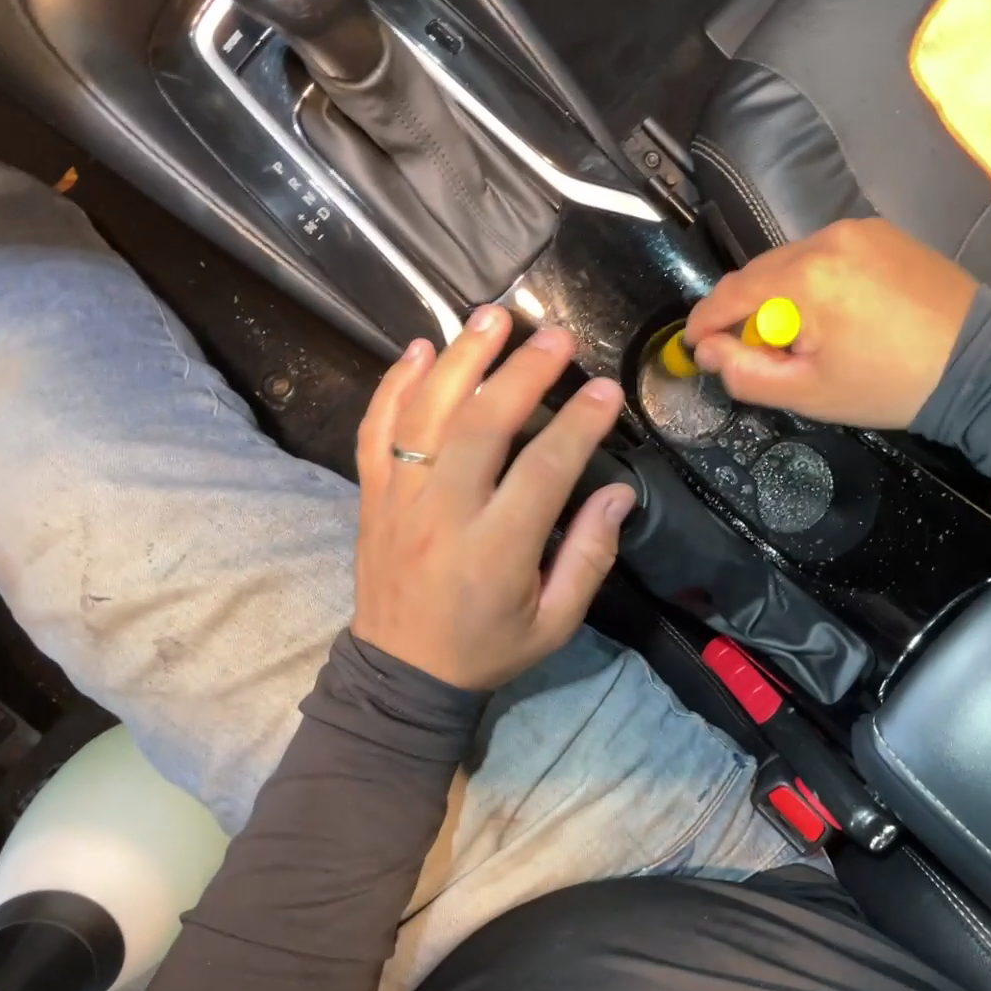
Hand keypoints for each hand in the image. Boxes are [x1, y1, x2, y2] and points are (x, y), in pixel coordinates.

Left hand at [351, 306, 636, 690]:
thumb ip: (589, 557)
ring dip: (460, 358)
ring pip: (425, 414)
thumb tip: (619, 494)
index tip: (606, 391)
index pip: (543, 470)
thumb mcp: (554, 622)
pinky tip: (419, 350)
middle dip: (523, 373)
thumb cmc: (486, 648)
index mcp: (495, 551)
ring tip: (491, 316)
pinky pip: (375, 429)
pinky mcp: (371, 494)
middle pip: (482, 425)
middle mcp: (442, 515)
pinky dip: (394, 384)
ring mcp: (399, 499)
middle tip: (557, 337)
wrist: (401, 674)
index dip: (579, 425)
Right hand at [684, 218, 979, 428]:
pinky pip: (823, 253)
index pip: (729, 294)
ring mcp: (857, 230)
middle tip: (752, 352)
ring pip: (789, 262)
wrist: (980, 364)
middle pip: (757, 274)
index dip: (703, 322)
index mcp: (803, 280)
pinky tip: (830, 312)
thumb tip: (706, 351)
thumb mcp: (808, 394)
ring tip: (797, 335)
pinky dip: (810, 280)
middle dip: (743, 312)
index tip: (694, 346)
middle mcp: (825, 240)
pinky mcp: (881, 231)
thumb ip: (745, 372)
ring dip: (777, 295)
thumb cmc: (889, 386)